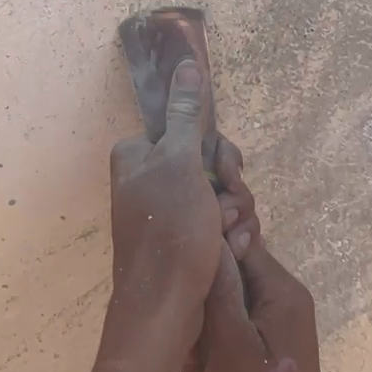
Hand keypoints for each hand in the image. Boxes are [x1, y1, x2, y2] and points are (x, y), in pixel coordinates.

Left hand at [85, 59, 224, 371]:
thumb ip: (185, 113)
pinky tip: (230, 251)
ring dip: (234, 214)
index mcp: (137, 153)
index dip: (217, 153)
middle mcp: (147, 177)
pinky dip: (229, 235)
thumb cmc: (169, 228)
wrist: (164, 309)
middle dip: (229, 188)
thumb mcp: (180, 162)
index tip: (227, 172)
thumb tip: (186, 63)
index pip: (191, 133)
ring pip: (218, 195)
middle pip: (208, 165)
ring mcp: (164, 210)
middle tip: (228, 209)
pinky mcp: (181, 239)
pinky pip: (216, 223)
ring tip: (229, 237)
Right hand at [184, 145, 321, 371]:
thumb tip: (211, 232)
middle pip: (234, 259)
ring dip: (204, 296)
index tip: (178, 231)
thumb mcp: (231, 342)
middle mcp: (281, 295)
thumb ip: (220, 285)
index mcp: (281, 288)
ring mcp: (272, 318)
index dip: (210, 233)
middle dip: (204, 267)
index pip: (240, 238)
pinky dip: (210, 318)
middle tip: (174, 270)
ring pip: (228, 285)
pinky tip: (190, 333)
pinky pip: (231, 311)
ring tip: (180, 303)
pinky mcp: (261, 339)